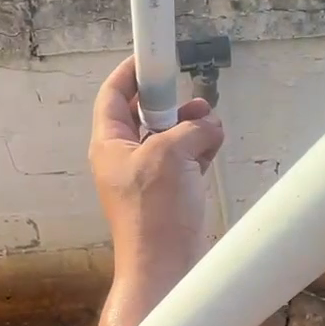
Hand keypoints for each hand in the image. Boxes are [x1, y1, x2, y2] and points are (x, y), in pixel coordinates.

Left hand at [89, 57, 223, 275]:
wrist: (165, 268)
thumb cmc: (155, 211)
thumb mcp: (171, 153)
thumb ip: (192, 128)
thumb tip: (209, 124)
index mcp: (109, 144)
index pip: (112, 95)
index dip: (131, 72)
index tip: (154, 57)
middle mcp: (125, 159)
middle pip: (145, 115)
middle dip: (172, 104)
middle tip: (196, 99)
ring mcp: (147, 179)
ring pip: (169, 139)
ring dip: (192, 128)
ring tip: (212, 126)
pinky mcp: (169, 196)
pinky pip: (184, 162)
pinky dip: (200, 152)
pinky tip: (215, 147)